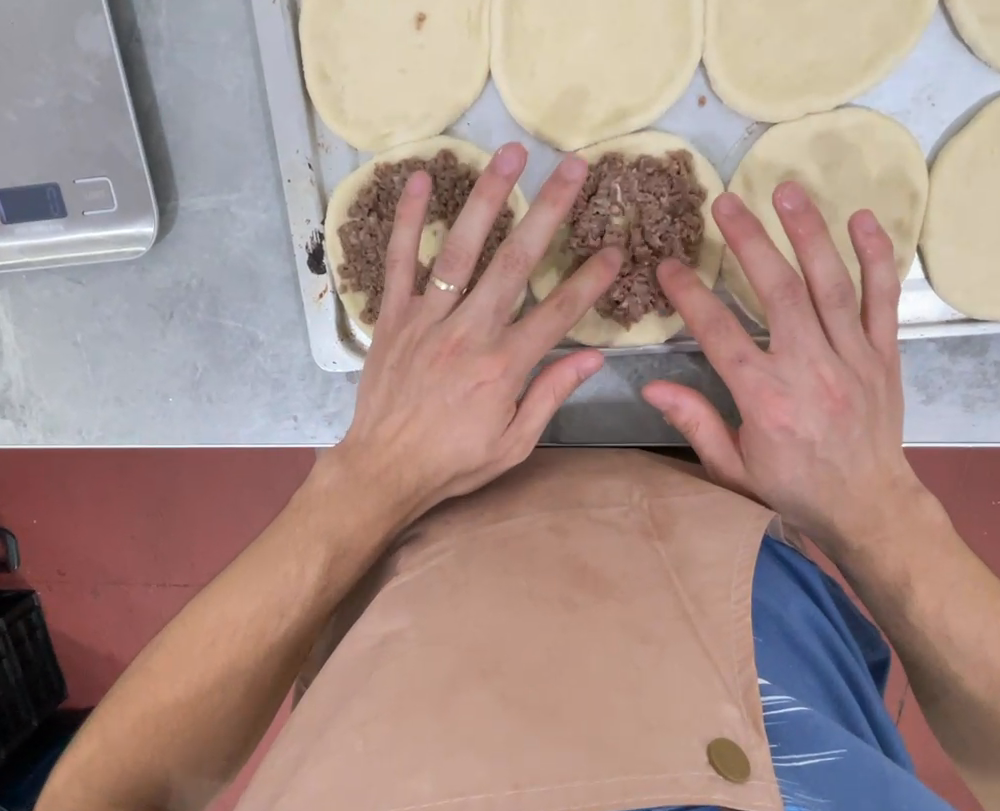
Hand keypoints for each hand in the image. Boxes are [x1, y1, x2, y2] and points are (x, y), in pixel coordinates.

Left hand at [332, 143, 622, 526]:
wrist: (384, 469)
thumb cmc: (453, 463)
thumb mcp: (514, 444)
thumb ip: (550, 396)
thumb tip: (591, 359)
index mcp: (504, 367)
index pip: (559, 313)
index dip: (590, 280)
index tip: (615, 249)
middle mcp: (469, 333)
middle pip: (516, 263)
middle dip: (548, 211)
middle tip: (572, 166)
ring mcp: (428, 321)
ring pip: (461, 249)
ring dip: (487, 197)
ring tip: (509, 153)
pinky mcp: (393, 319)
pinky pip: (400, 263)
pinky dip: (410, 221)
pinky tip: (421, 180)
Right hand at [642, 183, 929, 556]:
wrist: (865, 506)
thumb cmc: (791, 488)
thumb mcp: (730, 468)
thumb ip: (695, 423)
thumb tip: (652, 389)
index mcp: (765, 400)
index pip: (721, 335)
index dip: (692, 297)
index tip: (670, 267)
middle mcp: (809, 370)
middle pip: (777, 292)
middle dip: (749, 243)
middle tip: (725, 202)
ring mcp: (853, 358)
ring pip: (831, 284)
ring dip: (807, 234)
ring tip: (786, 191)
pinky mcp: (884, 355)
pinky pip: (884, 299)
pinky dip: (876, 257)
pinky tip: (863, 220)